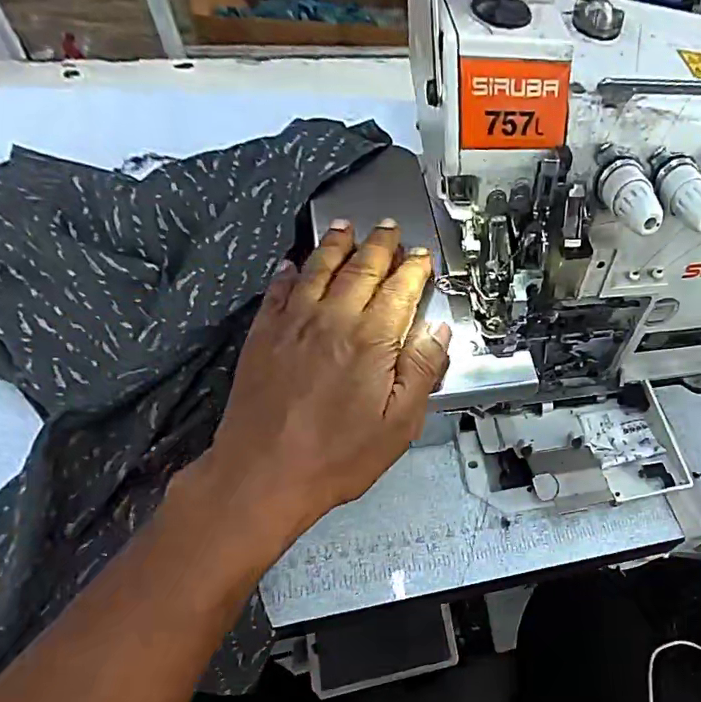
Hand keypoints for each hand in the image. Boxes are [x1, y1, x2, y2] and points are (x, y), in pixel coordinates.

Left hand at [186, 217, 451, 551]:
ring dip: (336, 247)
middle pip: (359, 271)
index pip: (398, 292)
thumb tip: (436, 333)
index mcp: (371, 343)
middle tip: (390, 230)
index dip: (413, 271)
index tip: (422, 258)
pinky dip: (289, 272)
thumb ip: (421, 372)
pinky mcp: (263, 338)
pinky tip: (293, 264)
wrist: (265, 472)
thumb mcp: (400, 423)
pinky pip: (278, 291)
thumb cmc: (338, 455)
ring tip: (347, 229)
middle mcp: (331, 323)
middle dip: (379, 247)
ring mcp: (292, 326)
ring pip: (317, 271)